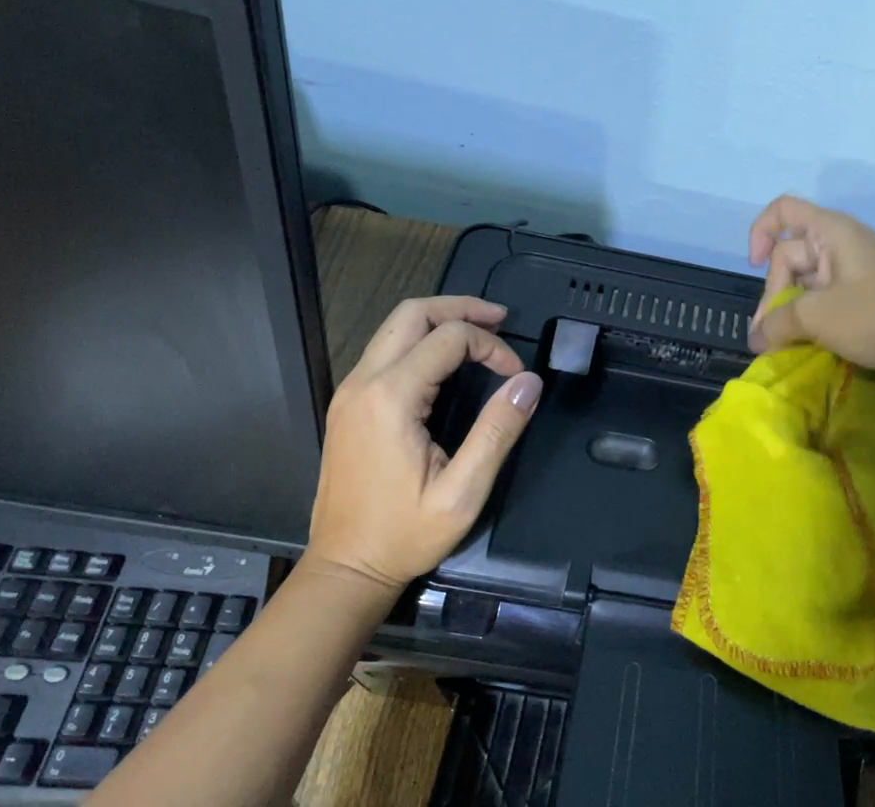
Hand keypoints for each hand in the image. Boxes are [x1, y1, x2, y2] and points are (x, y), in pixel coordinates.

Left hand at [303, 297, 542, 595]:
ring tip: (480, 332)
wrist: (346, 567)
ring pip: (394, 327)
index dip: (491, 346)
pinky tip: (447, 359)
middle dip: (460, 308)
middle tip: (500, 320)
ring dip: (439, 321)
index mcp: (391, 399)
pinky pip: (384, 351)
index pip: (449, 338)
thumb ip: (497, 431)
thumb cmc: (404, 534)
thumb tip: (529, 382)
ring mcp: (349, 392)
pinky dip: (420, 340)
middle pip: (412, 314)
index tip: (516, 377)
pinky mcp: (347, 404)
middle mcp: (363, 383)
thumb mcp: (463, 491)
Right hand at [746, 195, 874, 373]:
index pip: (783, 211)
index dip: (760, 232)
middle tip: (767, 335)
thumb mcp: (815, 317)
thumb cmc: (872, 318)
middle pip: (788, 255)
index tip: (753, 265)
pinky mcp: (861, 295)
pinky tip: (799, 342)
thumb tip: (758, 338)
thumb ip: (776, 322)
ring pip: (804, 281)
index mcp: (832, 231)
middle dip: (773, 293)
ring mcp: (852, 269)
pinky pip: (822, 297)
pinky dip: (807, 317)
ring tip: (778, 344)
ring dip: (787, 310)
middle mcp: (841, 243)